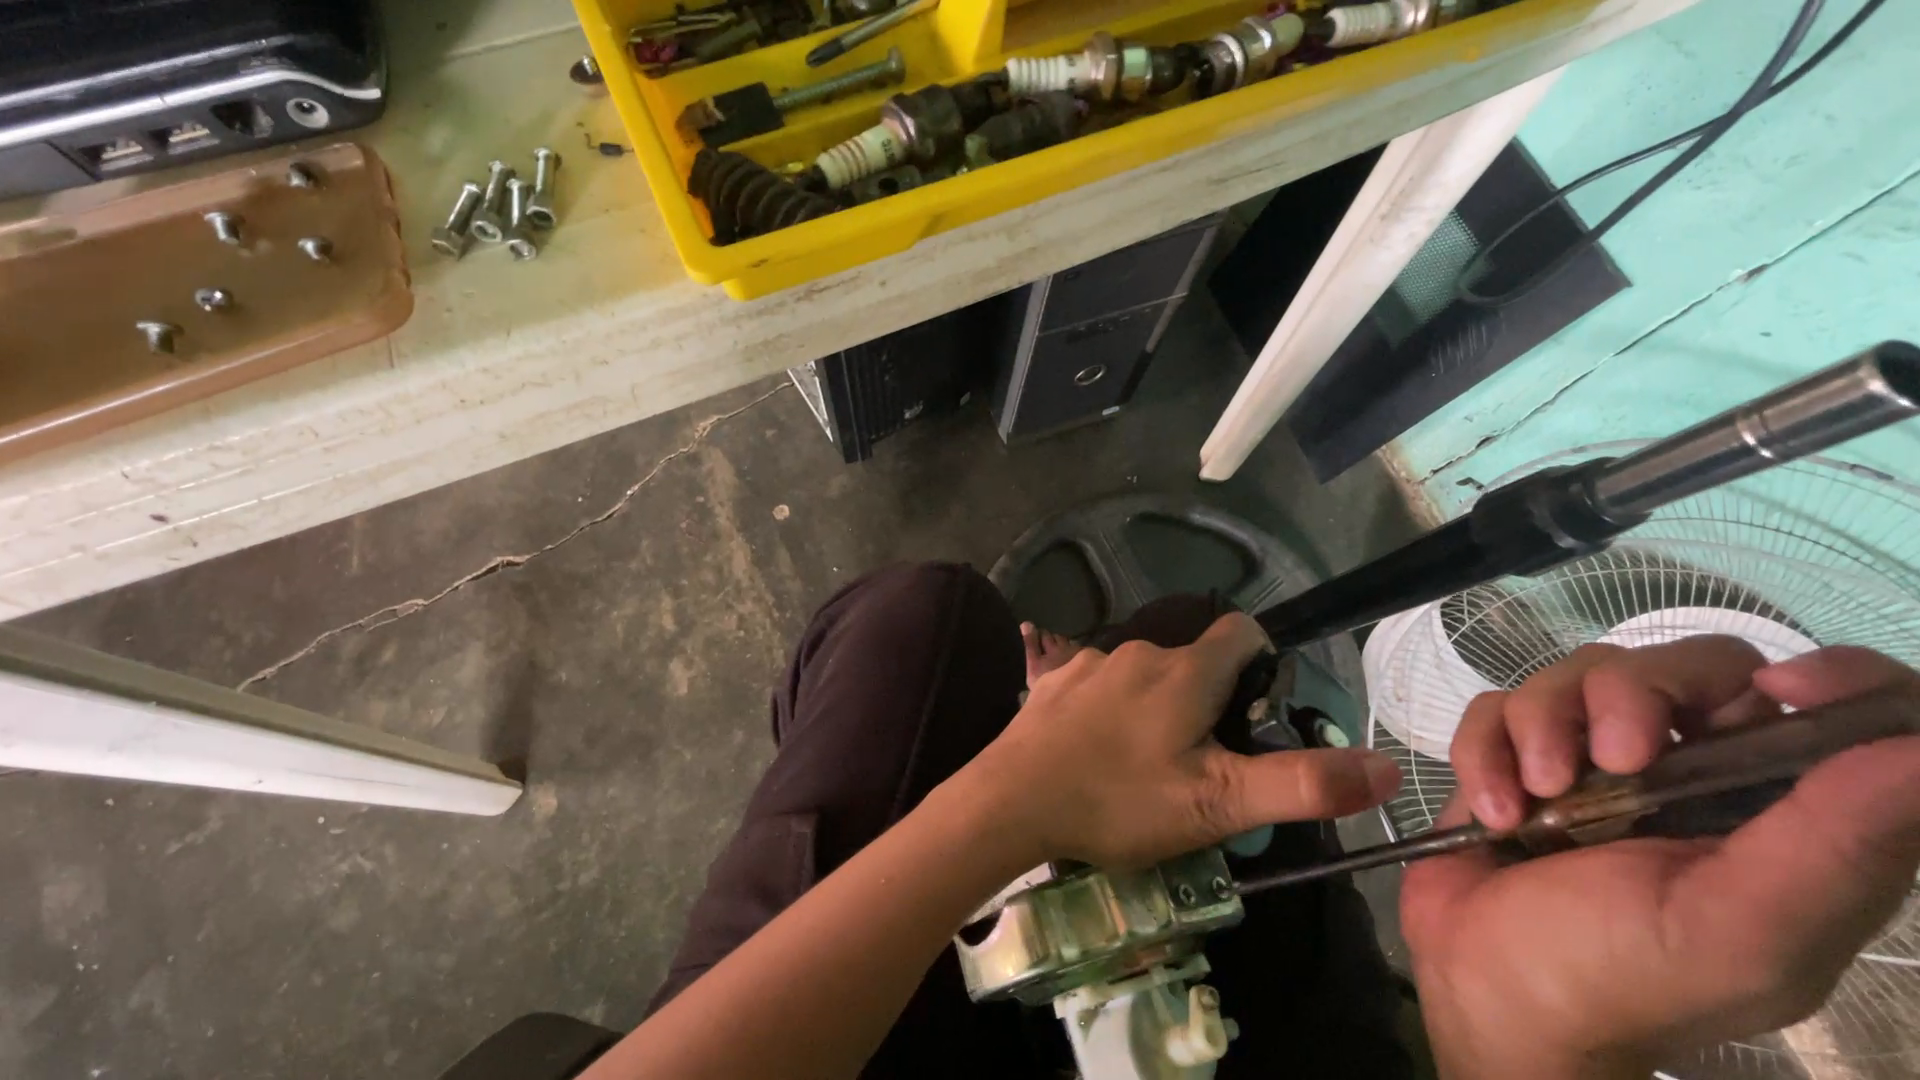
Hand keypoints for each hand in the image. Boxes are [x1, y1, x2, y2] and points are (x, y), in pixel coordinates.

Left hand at [949, 612, 1401, 869]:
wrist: (1009, 803)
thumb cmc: (1118, 801)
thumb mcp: (1219, 804)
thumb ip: (1302, 785)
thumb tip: (1386, 768)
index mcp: (1186, 671)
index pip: (1243, 631)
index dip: (1263, 663)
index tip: (1257, 715)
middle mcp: (1138, 649)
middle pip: (1195, 659)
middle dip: (1211, 700)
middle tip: (1203, 762)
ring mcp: (1088, 663)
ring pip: (1144, 674)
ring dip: (1157, 707)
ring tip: (1145, 766)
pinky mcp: (1052, 681)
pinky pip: (1098, 685)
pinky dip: (1110, 710)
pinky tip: (1095, 752)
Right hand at [1402, 638, 1919, 1078]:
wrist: (1484, 991)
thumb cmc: (1619, 976)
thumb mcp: (1736, 930)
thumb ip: (1831, 846)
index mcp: (1775, 812)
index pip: (1837, 708)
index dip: (1830, 676)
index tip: (1776, 691)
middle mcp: (1689, 769)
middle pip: (1679, 665)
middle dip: (1626, 695)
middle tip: (1604, 762)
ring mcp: (1589, 756)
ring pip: (1574, 673)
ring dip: (1538, 729)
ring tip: (1526, 803)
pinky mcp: (1512, 752)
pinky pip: (1497, 705)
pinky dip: (1483, 749)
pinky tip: (1493, 811)